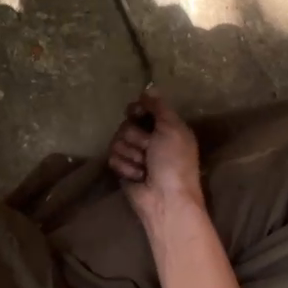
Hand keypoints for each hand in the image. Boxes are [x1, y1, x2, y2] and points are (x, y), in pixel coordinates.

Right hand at [107, 90, 204, 227]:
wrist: (165, 199)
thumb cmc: (174, 163)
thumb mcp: (173, 129)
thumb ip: (160, 107)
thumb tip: (149, 88)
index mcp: (165, 127)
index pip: (141, 108)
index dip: (137, 110)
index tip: (138, 113)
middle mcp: (149, 138)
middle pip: (126, 124)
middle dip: (137, 138)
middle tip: (149, 149)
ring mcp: (134, 154)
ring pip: (116, 140)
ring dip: (132, 154)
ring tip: (145, 167)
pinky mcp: (122, 168)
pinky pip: (112, 157)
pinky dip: (126, 167)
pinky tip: (138, 176)